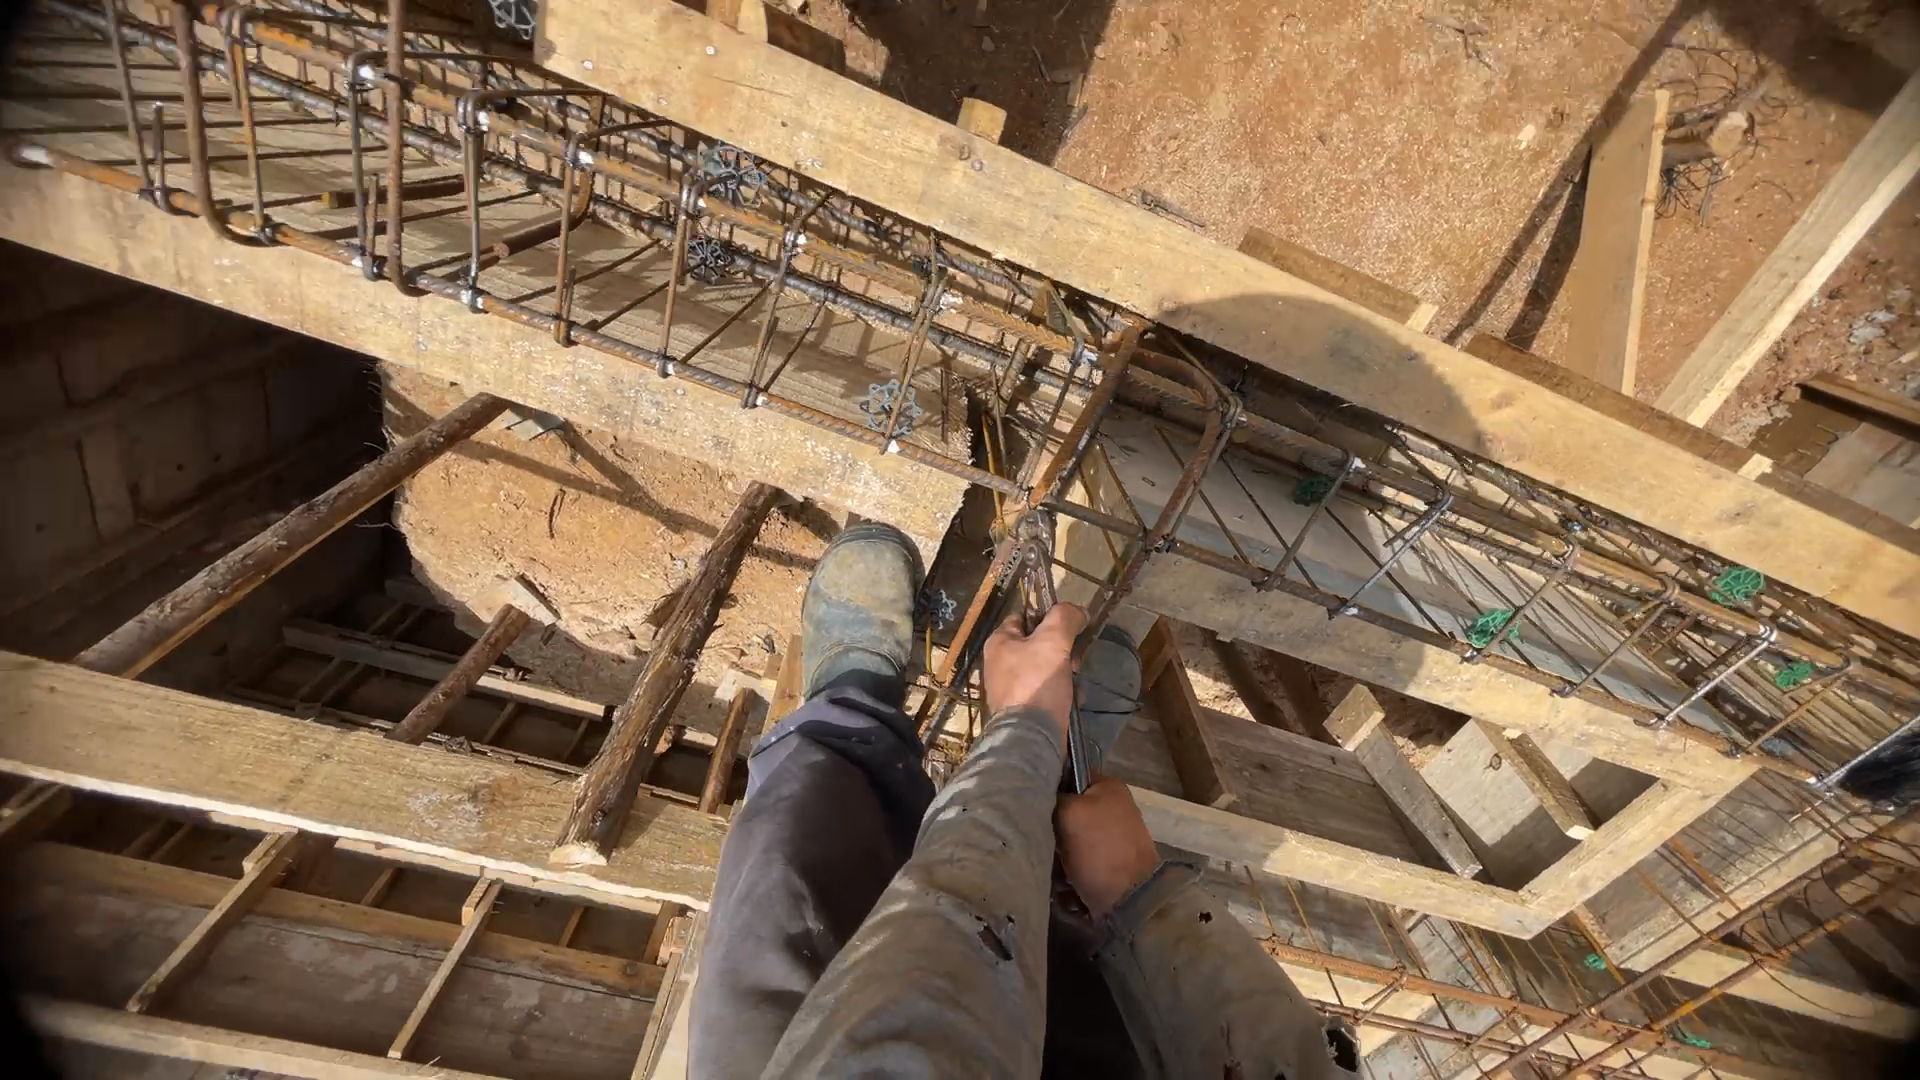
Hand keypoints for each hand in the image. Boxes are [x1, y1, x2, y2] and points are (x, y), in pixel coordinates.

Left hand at [981, 603, 1086, 736]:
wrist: (1030, 737)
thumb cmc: (1036, 682)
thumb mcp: (1052, 641)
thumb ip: (1065, 618)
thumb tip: (1078, 611)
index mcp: (999, 642)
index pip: (1023, 616)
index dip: (1048, 616)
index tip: (1070, 625)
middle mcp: (1000, 663)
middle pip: (1038, 644)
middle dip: (1062, 649)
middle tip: (1075, 659)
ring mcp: (1011, 687)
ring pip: (1046, 668)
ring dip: (1066, 673)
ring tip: (1075, 682)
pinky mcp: (1024, 708)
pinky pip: (1047, 691)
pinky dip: (1062, 693)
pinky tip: (1073, 701)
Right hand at [1056, 777, 1159, 917]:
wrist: (1130, 900)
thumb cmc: (1099, 848)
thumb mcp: (1069, 811)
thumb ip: (1054, 795)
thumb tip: (1043, 793)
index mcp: (1109, 785)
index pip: (1069, 775)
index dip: (1050, 790)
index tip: (1035, 807)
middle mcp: (1114, 806)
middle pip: (1068, 811)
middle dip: (1053, 831)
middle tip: (1046, 844)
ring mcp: (1114, 836)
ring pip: (1070, 839)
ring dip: (1059, 856)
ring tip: (1054, 871)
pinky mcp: (1110, 863)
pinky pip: (1080, 861)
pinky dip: (1070, 872)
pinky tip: (1065, 886)